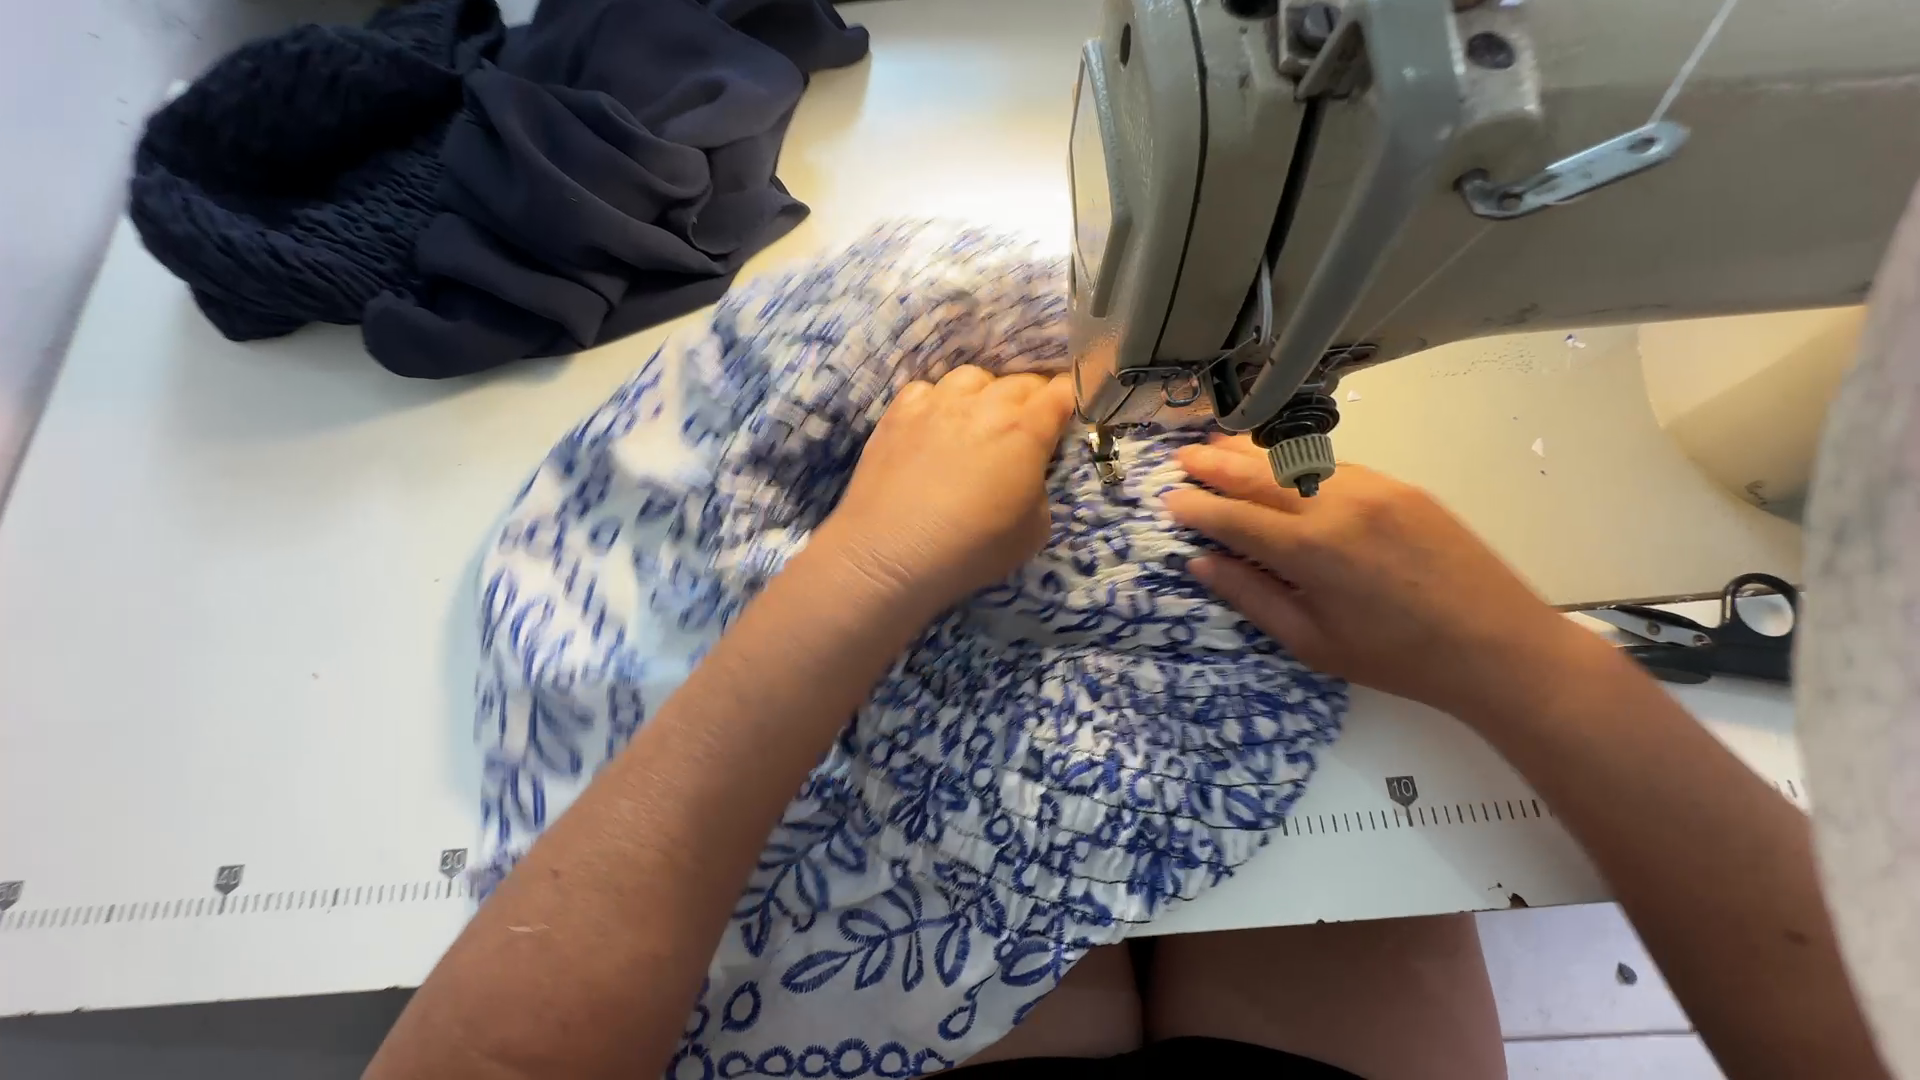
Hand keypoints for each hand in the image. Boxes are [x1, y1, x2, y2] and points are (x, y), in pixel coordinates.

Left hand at [811, 366, 1077, 611]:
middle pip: (1019, 382)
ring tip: (979, 420)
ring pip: (972, 377)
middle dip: (1032, 399)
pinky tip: (934, 425)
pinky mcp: (898, 413)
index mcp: (1026, 431)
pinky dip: (938, 401)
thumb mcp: (1034, 532)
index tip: (1067, 415)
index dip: (1069, 399)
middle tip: (1026, 428)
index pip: (1060, 393)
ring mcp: (936, 403)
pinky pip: (927, 389)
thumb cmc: (971, 550)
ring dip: (985, 394)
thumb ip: (1040, 489)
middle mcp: (983, 405)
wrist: (889, 554)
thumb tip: (1028, 473)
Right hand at [1163, 437, 1597, 717]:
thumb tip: (1202, 562)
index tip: (1168, 499)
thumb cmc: (1395, 659)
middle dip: (1214, 465)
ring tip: (1219, 446)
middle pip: (1260, 475)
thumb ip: (1250, 597)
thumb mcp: (1311, 642)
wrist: (1498, 648)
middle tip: (1181, 457)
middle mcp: (1336, 506)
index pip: (1234, 518)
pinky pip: (1336, 466)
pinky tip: (1282, 464)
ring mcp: (1374, 489)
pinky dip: (1298, 462)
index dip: (1196, 508)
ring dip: (1252, 454)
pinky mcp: (1402, 487)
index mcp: (1309, 551)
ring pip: (1297, 460)